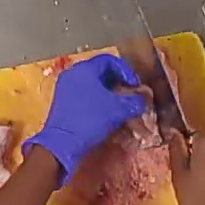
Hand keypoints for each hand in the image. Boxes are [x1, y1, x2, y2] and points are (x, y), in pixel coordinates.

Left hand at [23, 53, 147, 184]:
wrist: (61, 144)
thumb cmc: (90, 119)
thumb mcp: (117, 109)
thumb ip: (134, 101)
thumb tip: (143, 99)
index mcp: (84, 69)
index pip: (110, 61)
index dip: (127, 71)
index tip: (135, 86)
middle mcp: (73, 76)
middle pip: (102, 75)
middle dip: (121, 88)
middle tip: (131, 99)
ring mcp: (66, 91)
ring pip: (95, 90)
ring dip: (112, 100)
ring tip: (124, 112)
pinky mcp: (64, 105)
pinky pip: (86, 100)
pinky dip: (101, 107)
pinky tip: (110, 119)